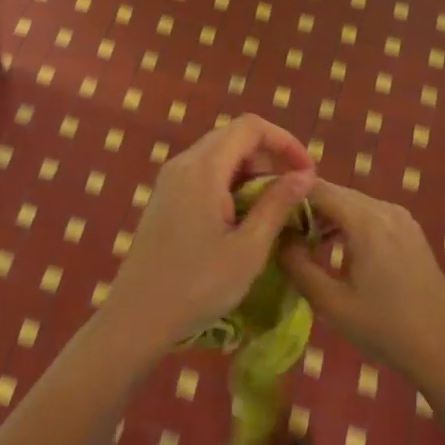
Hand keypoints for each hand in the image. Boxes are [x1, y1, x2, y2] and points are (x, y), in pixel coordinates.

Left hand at [99, 115, 315, 355]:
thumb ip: (277, 204)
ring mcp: (169, 181)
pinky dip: (229, 185)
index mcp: (203, 169)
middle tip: (293, 192)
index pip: (250, 127)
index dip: (285, 142)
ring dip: (250, 173)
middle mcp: (182, 164)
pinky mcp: (164, 200)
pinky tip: (241, 220)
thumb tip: (304, 175)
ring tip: (271, 210)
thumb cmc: (198, 286)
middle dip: (269, 156)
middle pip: (233, 137)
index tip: (306, 173)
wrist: (138, 317)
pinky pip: (203, 175)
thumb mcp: (249, 248)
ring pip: (218, 156)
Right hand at [280, 180, 444, 383]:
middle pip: (336, 193)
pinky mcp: (411, 232)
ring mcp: (403, 219)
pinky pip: (371, 215)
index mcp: (366, 222)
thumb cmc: (383, 328)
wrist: (440, 349)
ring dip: (327, 216)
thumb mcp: (330, 303)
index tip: (264, 209)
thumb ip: (298, 266)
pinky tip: (336, 249)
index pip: (317, 189)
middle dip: (306, 206)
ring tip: (303, 242)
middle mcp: (386, 210)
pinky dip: (349, 223)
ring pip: (354, 203)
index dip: (288, 194)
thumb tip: (278, 239)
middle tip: (278, 228)